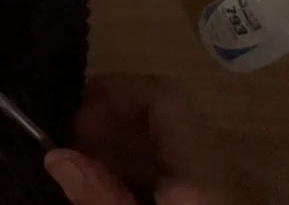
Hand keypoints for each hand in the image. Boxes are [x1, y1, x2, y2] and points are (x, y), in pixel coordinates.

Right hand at [43, 76, 255, 204]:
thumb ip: (102, 201)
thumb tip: (58, 156)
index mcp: (203, 178)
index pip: (162, 98)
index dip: (114, 94)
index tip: (74, 123)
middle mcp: (225, 179)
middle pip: (167, 125)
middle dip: (113, 128)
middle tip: (72, 150)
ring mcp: (231, 200)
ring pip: (176, 156)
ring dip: (127, 156)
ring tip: (89, 180)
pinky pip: (187, 186)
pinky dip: (149, 183)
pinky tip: (120, 201)